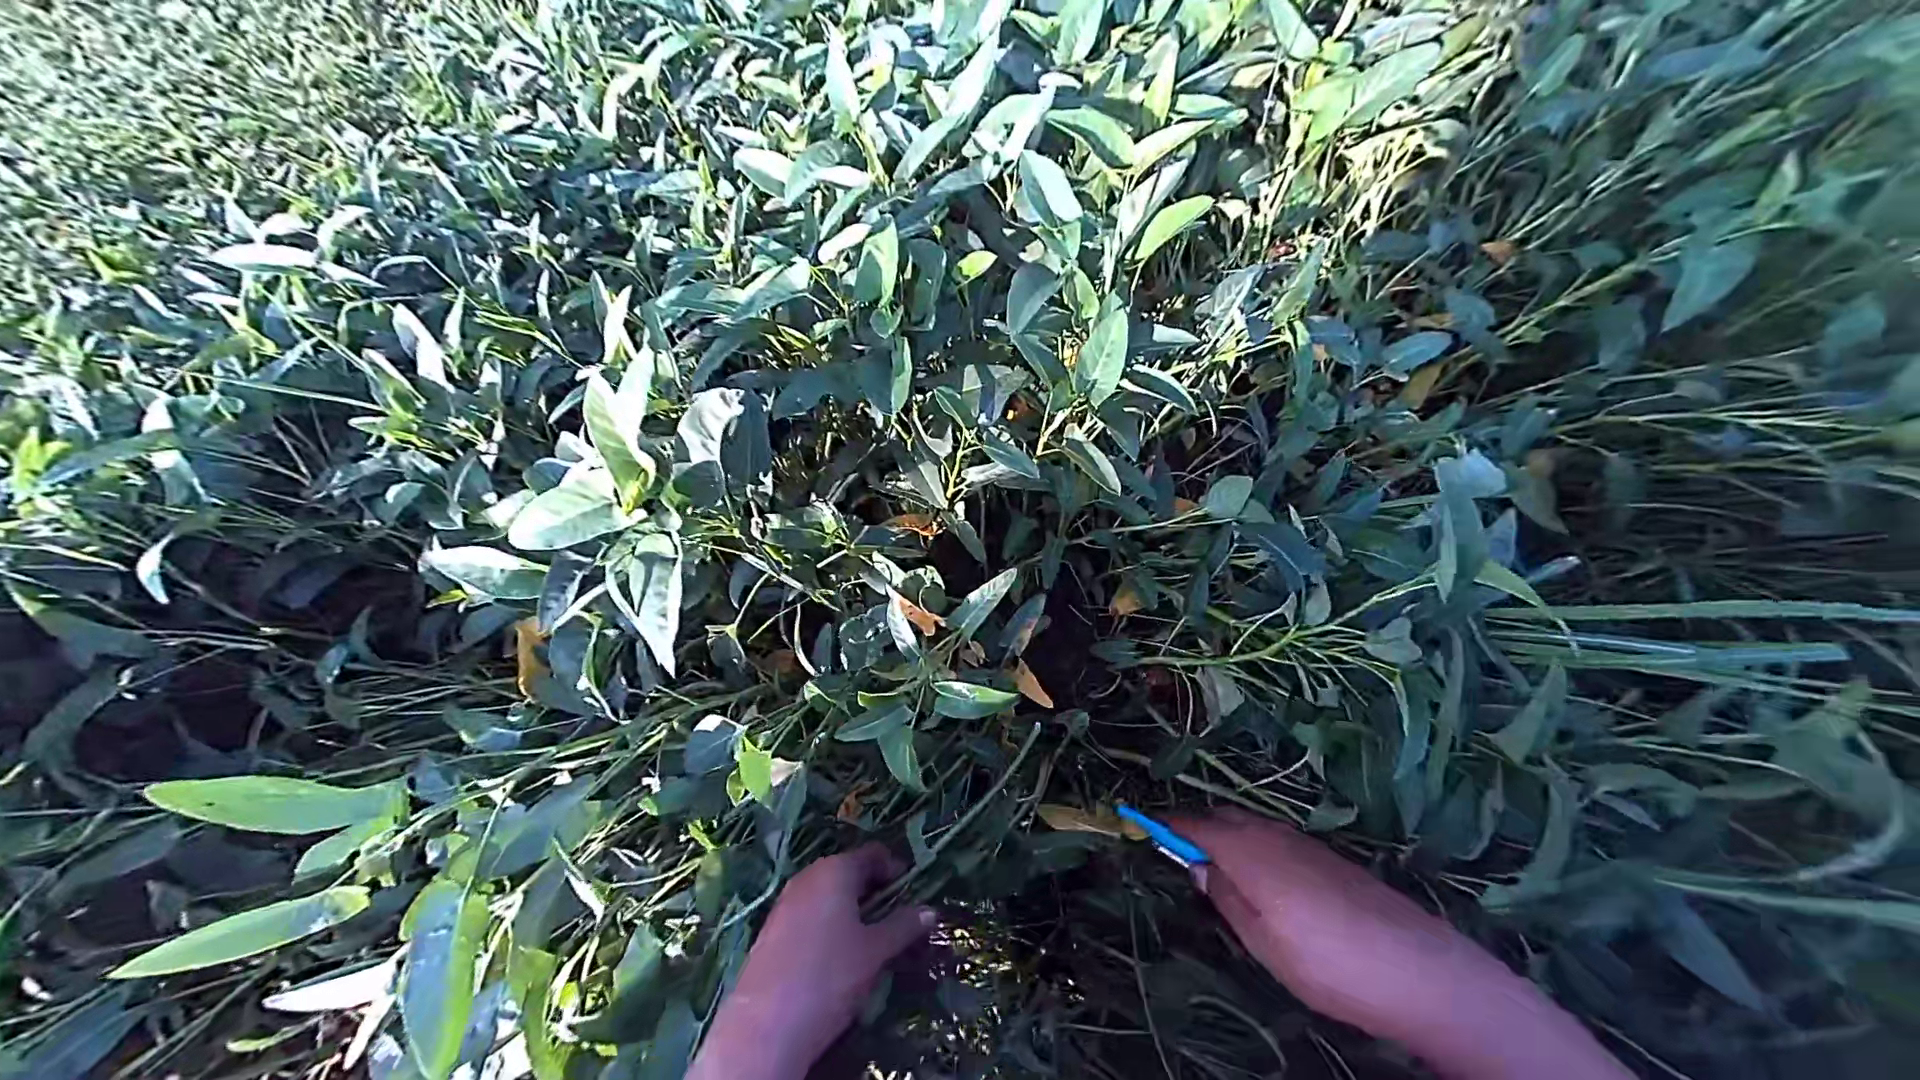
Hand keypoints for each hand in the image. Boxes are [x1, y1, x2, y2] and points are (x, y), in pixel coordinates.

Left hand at [687, 844, 935, 1079]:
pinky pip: (810, 912)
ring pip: (828, 893)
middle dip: (874, 889)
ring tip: (871, 936)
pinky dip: (829, 922)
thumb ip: (903, 926)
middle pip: (849, 870)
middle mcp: (808, 876)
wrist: (764, 1029)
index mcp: (835, 870)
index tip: (912, 890)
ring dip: (852, 907)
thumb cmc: (829, 977)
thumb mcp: (875, 952)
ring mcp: (786, 902)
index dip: (895, 868)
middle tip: (896, 915)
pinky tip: (837, 953)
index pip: (872, 853)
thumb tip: (930, 910)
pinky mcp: (772, 929)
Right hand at [1173, 809, 1631, 1079]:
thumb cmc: (1327, 962)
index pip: (1192, 823)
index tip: (1140, 826)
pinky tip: (1261, 879)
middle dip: (1194, 827)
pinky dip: (1252, 845)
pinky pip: (1272, 836)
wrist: (1424, 972)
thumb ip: (1223, 897)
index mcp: (1245, 848)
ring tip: (1215, 870)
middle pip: (1220, 815)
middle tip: (1177, 855)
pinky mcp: (1326, 855)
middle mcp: (1270, 832)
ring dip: (1224, 835)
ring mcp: (1302, 840)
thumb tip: (1196, 866)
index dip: (1163, 824)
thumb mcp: (1261, 941)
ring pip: (1248, 824)